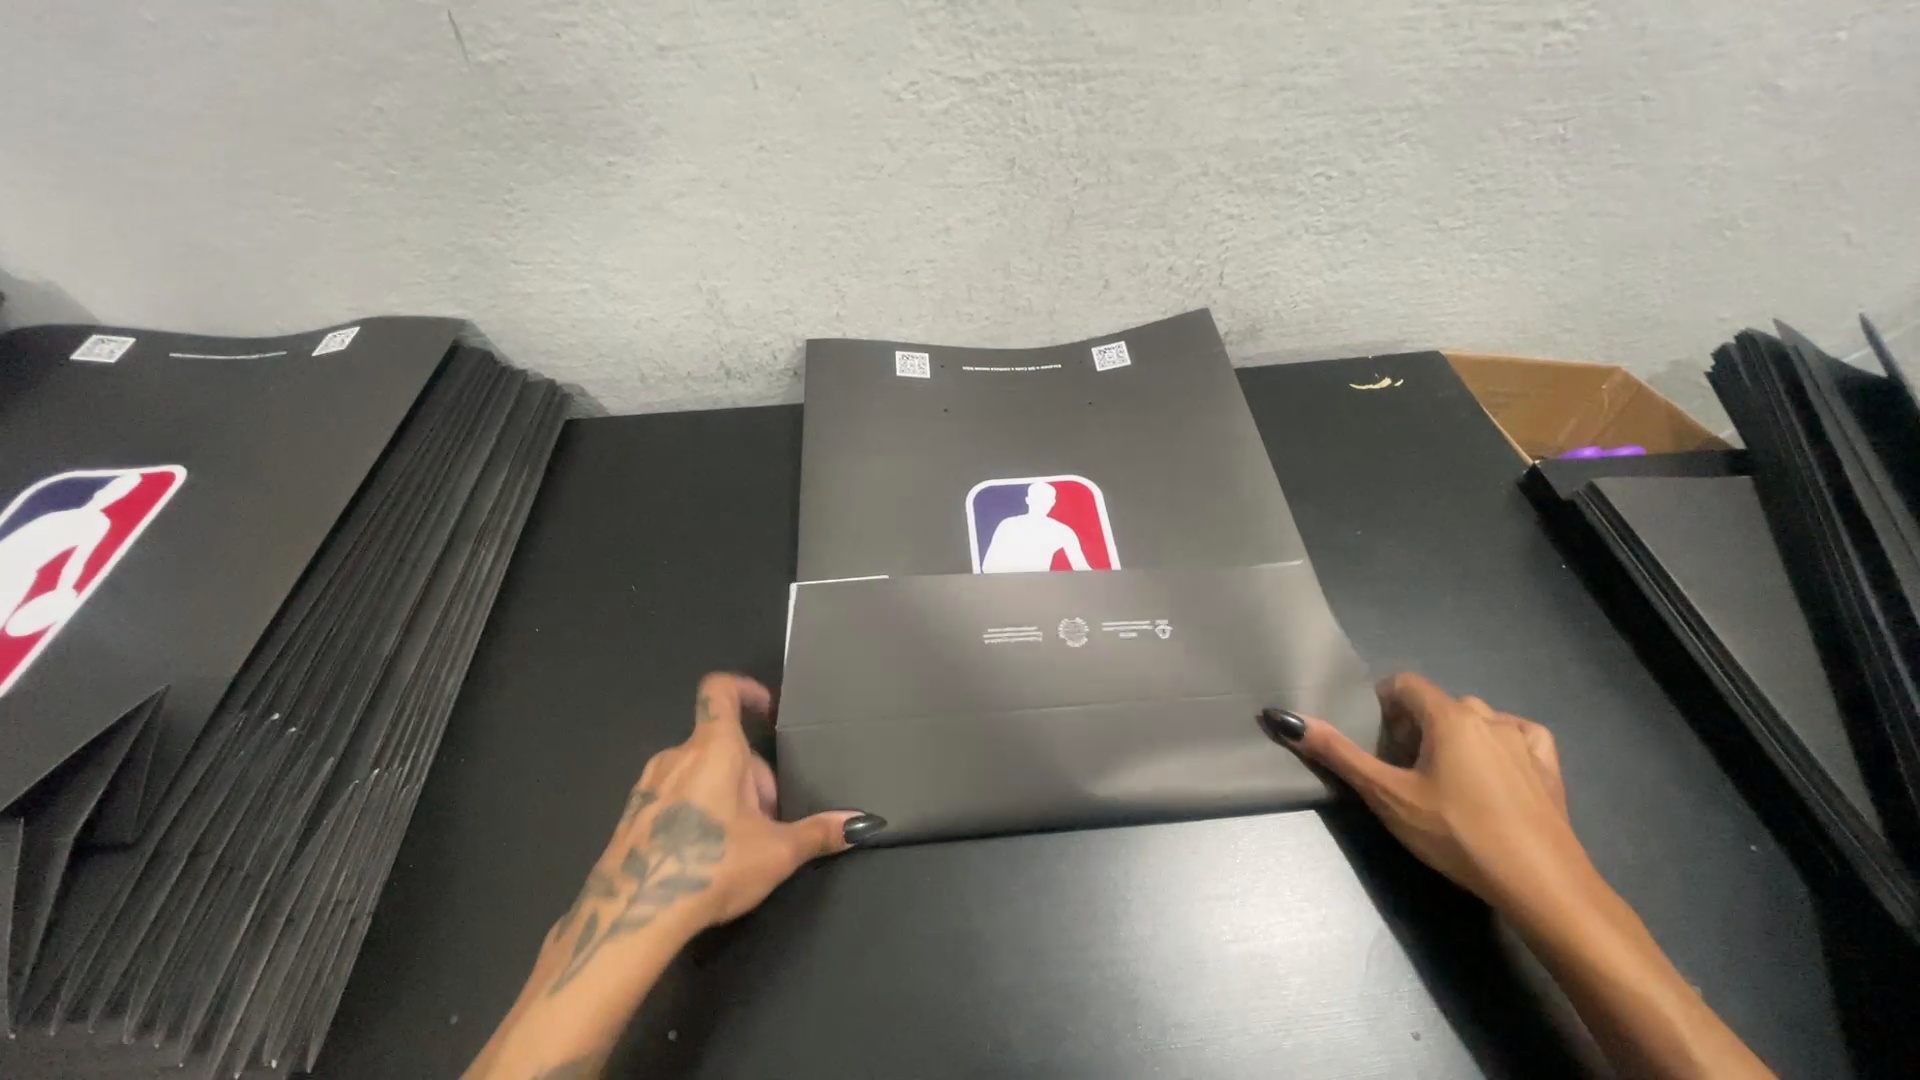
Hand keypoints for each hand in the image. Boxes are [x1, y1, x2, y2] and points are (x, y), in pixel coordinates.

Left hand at [547, 673, 883, 986]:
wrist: (632, 917)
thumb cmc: (711, 865)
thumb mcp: (777, 851)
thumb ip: (820, 832)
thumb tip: (863, 823)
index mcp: (713, 748)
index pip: (720, 691)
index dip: (745, 689)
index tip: (767, 709)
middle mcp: (677, 756)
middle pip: (722, 745)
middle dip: (752, 775)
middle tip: (770, 819)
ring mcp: (648, 786)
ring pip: (699, 772)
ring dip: (725, 793)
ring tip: (741, 840)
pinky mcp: (632, 816)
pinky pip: (674, 797)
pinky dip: (697, 811)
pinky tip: (705, 855)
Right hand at [1262, 672, 1598, 916]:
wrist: (1541, 884)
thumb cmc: (1455, 833)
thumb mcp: (1386, 795)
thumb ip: (1337, 754)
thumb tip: (1283, 717)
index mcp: (1449, 716)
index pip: (1405, 684)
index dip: (1382, 704)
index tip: (1374, 739)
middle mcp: (1489, 717)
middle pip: (1438, 704)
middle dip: (1413, 725)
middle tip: (1399, 767)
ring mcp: (1525, 742)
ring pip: (1478, 720)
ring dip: (1453, 736)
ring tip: (1441, 777)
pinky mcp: (1550, 769)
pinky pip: (1519, 737)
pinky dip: (1499, 744)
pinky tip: (1494, 771)